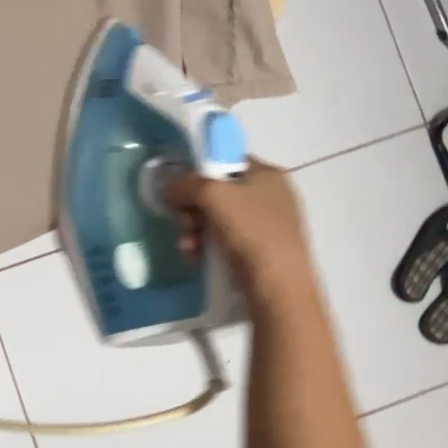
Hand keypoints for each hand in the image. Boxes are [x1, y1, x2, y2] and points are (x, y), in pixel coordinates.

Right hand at [165, 159, 314, 293]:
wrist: (278, 287)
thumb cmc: (251, 232)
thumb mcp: (212, 195)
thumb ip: (185, 183)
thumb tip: (169, 187)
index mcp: (267, 174)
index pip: (223, 160)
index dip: (198, 172)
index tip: (180, 190)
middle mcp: (269, 195)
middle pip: (213, 191)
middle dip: (190, 209)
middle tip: (183, 222)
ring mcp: (264, 223)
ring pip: (213, 217)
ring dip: (192, 230)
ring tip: (188, 247)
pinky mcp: (258, 248)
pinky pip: (220, 238)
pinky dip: (203, 246)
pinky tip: (196, 257)